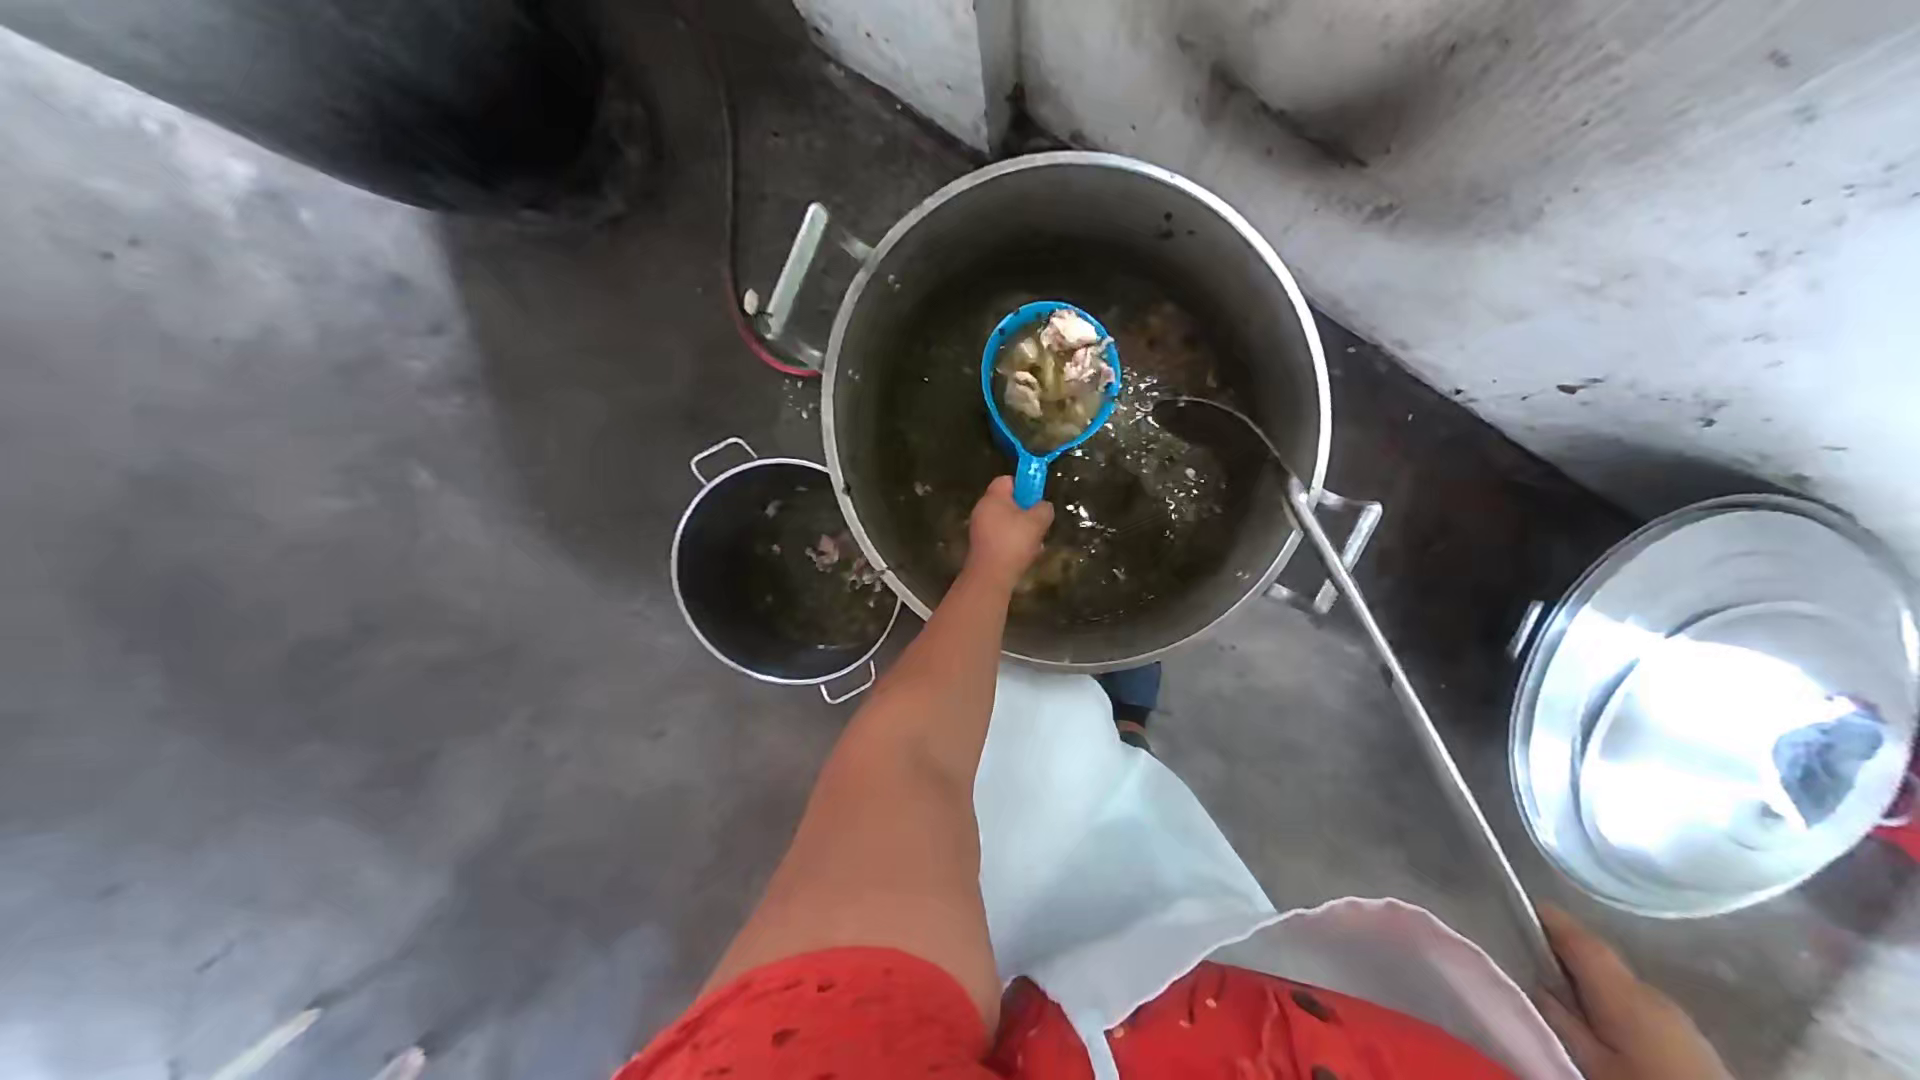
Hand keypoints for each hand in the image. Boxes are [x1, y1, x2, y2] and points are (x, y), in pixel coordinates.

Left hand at [964, 476, 1053, 588]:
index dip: (1024, 485)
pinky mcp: (981, 545)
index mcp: (992, 498)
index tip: (1036, 499)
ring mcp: (979, 528)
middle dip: (1026, 511)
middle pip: (1008, 502)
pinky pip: (1001, 536)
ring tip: (1035, 543)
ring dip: (1022, 530)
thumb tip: (1043, 507)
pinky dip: (1013, 542)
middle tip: (1039, 523)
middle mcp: (982, 509)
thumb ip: (1044, 508)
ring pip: (1006, 522)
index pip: (1007, 480)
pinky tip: (1024, 555)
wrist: (991, 576)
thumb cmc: (1013, 542)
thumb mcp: (1038, 521)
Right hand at [1535, 906, 1734, 1079]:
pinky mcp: (1688, 1038)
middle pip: (1598, 959)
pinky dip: (1609, 1001)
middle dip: (1563, 953)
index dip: (1548, 918)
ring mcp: (1677, 1017)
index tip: (1519, 907)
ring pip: (1617, 983)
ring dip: (1587, 980)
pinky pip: (1636, 1004)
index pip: (1581, 938)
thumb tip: (1537, 985)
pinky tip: (1600, 1023)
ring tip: (1558, 993)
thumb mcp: (1592, 1062)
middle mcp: (1652, 993)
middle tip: (1525, 956)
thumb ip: (1561, 1019)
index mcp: (1624, 992)